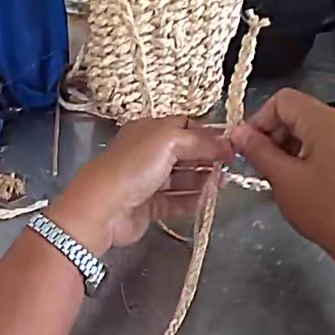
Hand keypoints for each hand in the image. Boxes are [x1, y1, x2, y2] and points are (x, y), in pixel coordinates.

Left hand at [44, 118, 231, 252]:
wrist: (104, 208)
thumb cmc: (135, 166)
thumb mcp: (169, 140)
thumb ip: (200, 141)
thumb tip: (226, 145)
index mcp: (150, 130)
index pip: (185, 126)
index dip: (208, 133)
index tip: (230, 144)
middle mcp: (148, 154)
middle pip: (186, 153)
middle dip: (208, 157)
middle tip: (230, 165)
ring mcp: (148, 181)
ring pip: (182, 178)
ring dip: (203, 180)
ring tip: (224, 183)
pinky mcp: (149, 207)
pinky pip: (176, 201)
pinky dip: (192, 200)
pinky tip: (208, 200)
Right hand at [229, 89, 334, 261]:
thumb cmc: (325, 209)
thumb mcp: (283, 179)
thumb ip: (258, 150)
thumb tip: (238, 133)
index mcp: (327, 120)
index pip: (283, 100)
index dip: (259, 120)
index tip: (247, 147)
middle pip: (297, 112)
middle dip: (273, 134)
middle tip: (260, 165)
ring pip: (309, 128)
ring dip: (287, 146)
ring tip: (279, 176)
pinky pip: (323, 141)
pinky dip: (305, 154)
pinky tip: (298, 179)